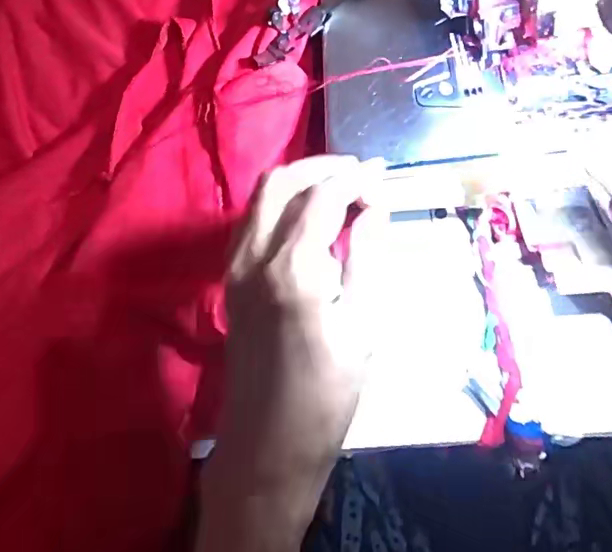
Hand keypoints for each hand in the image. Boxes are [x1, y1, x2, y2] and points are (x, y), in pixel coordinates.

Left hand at [202, 156, 385, 543]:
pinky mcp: (230, 276)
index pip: (322, 197)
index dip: (355, 179)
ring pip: (262, 195)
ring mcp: (235, 264)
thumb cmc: (326, 396)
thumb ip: (367, 256)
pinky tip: (310, 214)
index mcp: (292, 269)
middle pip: (281, 181)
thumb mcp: (363, 326)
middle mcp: (254, 255)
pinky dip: (282, 202)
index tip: (381, 173)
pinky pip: (253, 218)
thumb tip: (373, 207)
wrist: (266, 445)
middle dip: (321, 166)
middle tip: (359, 172)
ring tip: (340, 185)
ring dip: (299, 179)